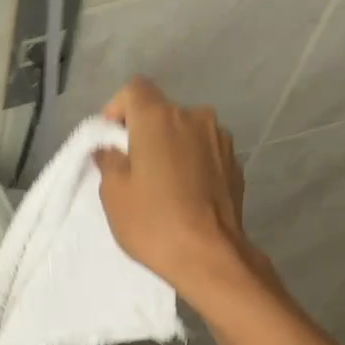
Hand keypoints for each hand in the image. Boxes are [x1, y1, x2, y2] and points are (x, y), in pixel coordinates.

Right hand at [95, 78, 270, 299]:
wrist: (209, 255)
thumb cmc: (153, 223)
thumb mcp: (113, 195)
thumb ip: (109, 162)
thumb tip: (111, 150)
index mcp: (159, 118)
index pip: (134, 89)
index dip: (117, 109)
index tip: (110, 139)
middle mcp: (194, 116)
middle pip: (161, 113)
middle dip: (144, 133)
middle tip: (131, 169)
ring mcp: (219, 138)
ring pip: (185, 133)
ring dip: (170, 149)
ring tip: (161, 185)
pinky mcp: (234, 162)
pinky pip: (203, 153)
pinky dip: (190, 165)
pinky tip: (185, 196)